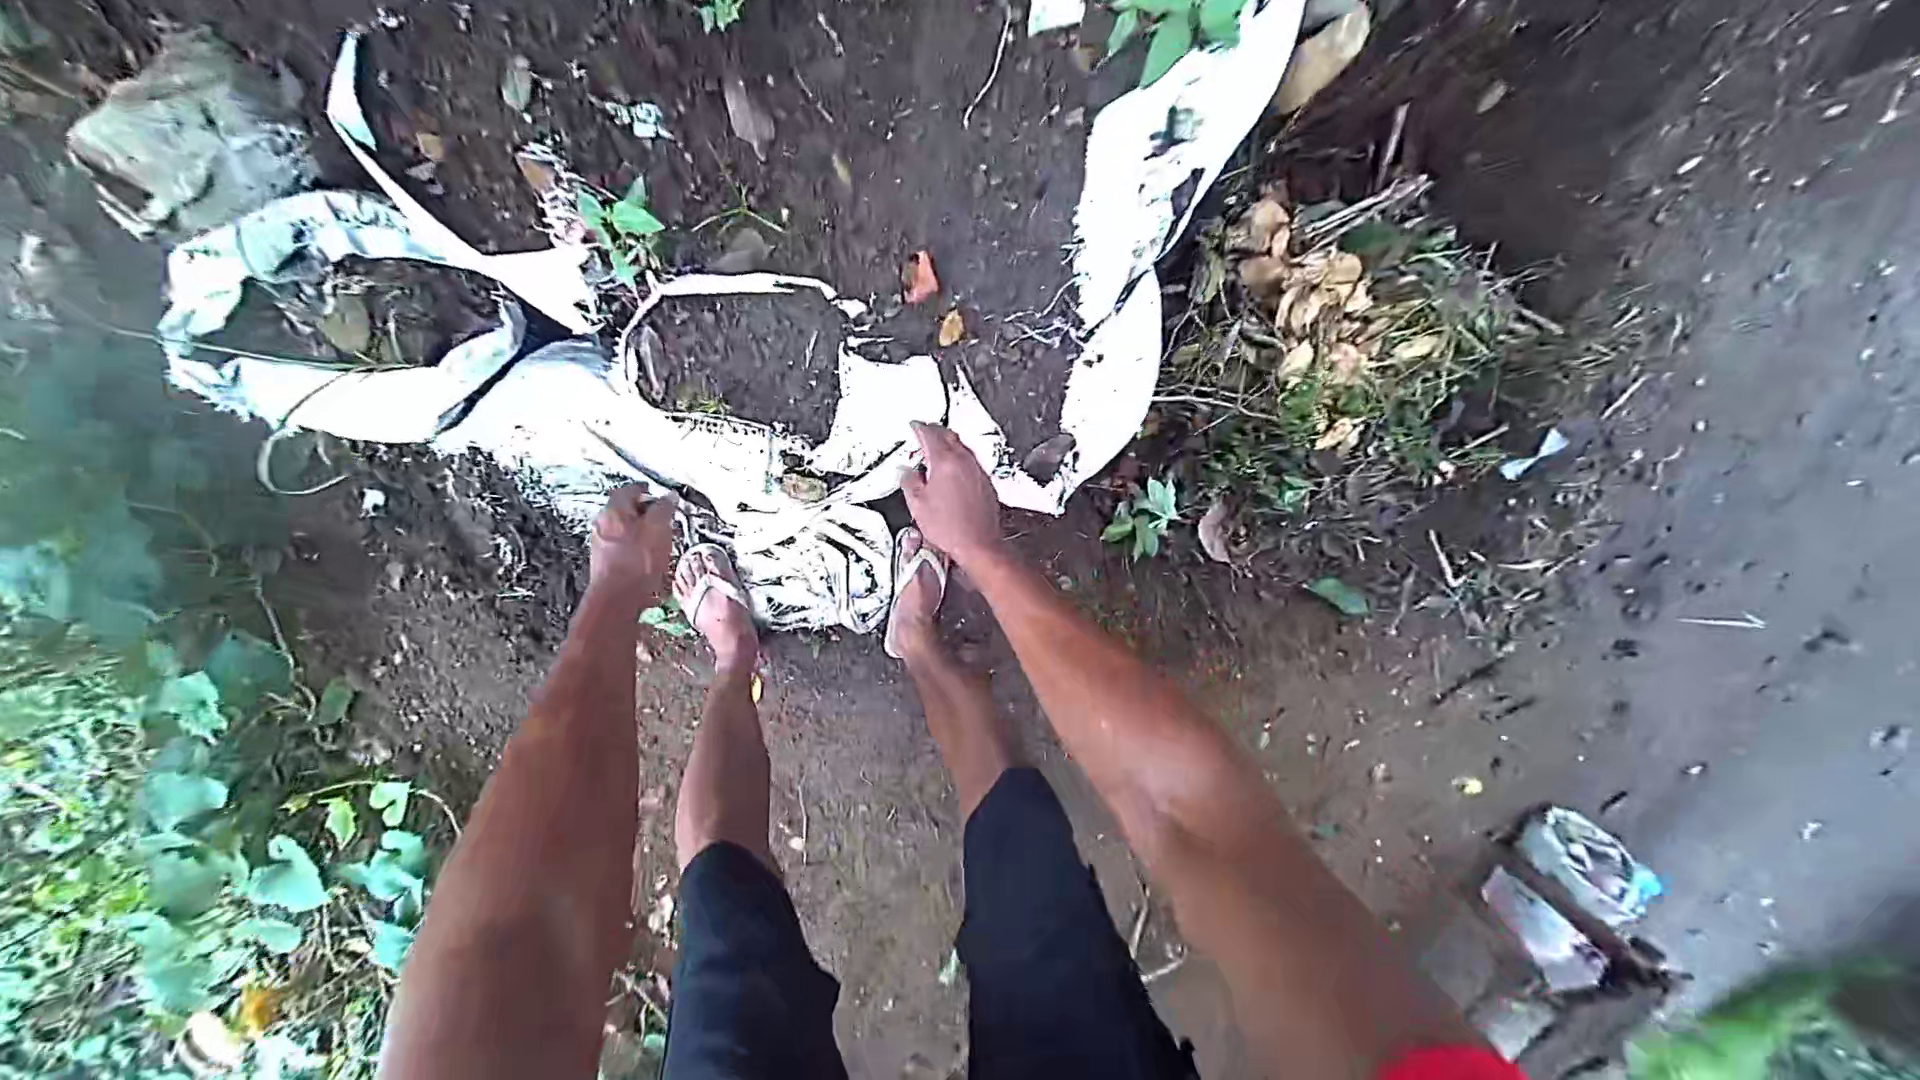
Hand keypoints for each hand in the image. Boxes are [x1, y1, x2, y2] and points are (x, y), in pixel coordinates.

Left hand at [588, 486, 677, 603]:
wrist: (618, 598)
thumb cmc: (638, 561)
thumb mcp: (659, 529)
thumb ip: (664, 509)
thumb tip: (670, 496)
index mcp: (613, 511)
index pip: (629, 490)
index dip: (647, 490)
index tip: (660, 494)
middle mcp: (602, 525)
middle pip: (625, 510)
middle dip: (646, 511)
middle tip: (664, 516)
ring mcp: (602, 545)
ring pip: (625, 529)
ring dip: (642, 530)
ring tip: (662, 538)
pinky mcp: (606, 563)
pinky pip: (623, 547)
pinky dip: (637, 546)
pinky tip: (650, 556)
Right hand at [900, 422, 1004, 565]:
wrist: (978, 544)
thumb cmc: (950, 528)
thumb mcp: (917, 504)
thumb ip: (909, 481)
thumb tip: (906, 472)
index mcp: (945, 462)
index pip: (930, 434)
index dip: (919, 428)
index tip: (914, 426)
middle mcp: (964, 461)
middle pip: (949, 435)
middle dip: (935, 431)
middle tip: (925, 432)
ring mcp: (977, 471)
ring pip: (962, 447)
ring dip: (948, 444)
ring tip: (937, 450)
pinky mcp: (986, 482)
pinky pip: (971, 462)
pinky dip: (959, 459)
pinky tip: (953, 470)